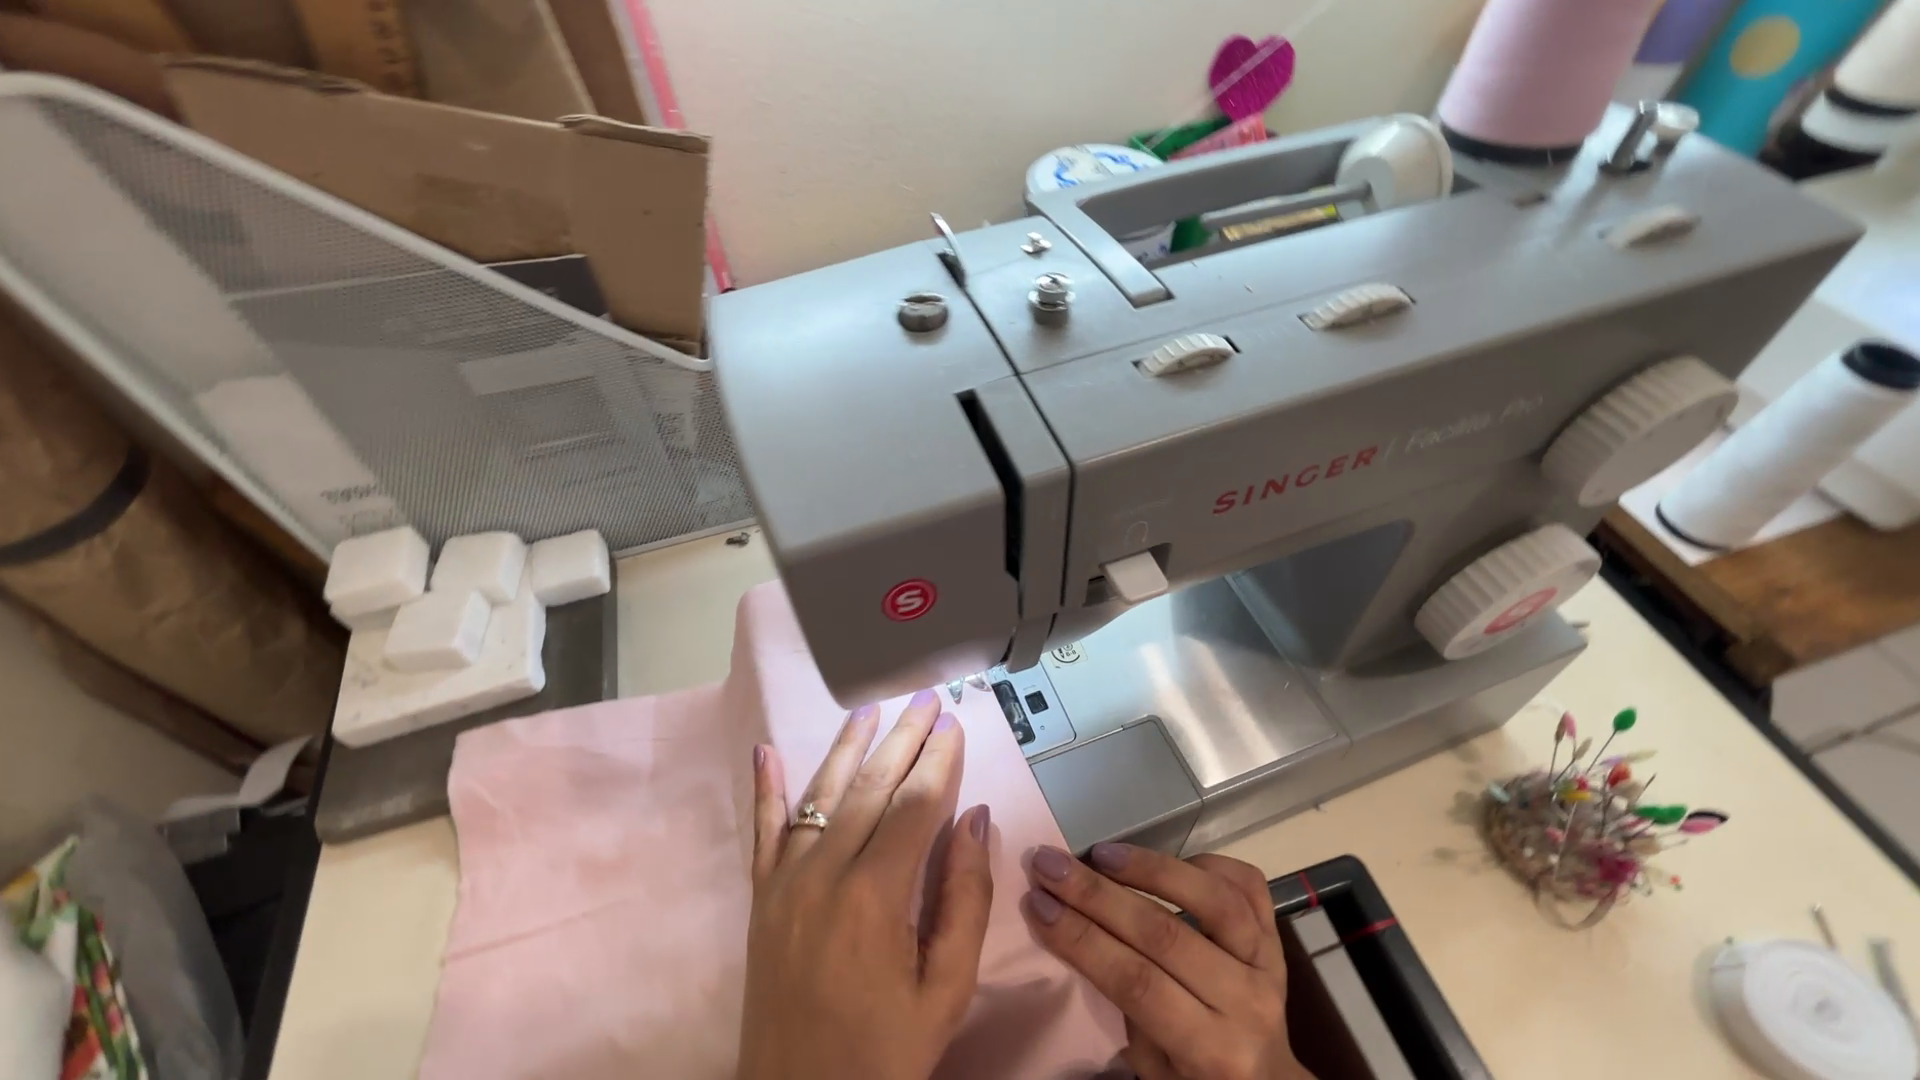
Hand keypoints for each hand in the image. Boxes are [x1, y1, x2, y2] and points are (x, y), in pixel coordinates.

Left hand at [736, 690, 994, 1079]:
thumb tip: (974, 819)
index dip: (938, 760)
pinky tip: (765, 750)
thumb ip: (964, 900)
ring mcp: (784, 882)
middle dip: (902, 738)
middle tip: (925, 698)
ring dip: (847, 746)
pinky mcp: (760, 897)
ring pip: (820, 795)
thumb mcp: (946, 989)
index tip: (954, 723)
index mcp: (875, 898)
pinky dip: (765, 788)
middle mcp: (824, 875)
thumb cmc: (885, 1050)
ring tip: (870, 709)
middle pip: (870, 787)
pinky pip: (762, 831)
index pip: (915, 806)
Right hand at [1021, 844, 1312, 1079]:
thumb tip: (1074, 923)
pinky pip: (1246, 883)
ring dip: (1149, 868)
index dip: (1082, 938)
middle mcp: (1247, 1003)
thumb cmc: (1193, 1076)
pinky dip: (1205, 861)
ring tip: (1101, 853)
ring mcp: (1268, 962)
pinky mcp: (1277, 935)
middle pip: (1165, 934)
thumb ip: (1123, 1000)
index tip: (1036, 902)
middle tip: (1049, 864)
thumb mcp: (1151, 1063)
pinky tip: (1165, 859)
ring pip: (1212, 899)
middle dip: (1096, 894)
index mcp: (1211, 1051)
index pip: (1137, 982)